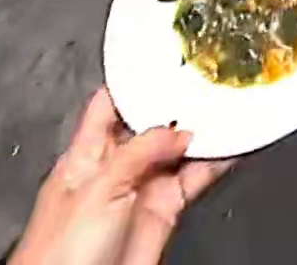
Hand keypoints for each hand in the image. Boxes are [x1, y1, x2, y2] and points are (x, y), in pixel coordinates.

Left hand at [10, 88, 232, 264]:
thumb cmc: (58, 258)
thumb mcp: (98, 188)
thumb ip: (142, 150)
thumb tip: (183, 130)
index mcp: (88, 153)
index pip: (111, 101)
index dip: (135, 77)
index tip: (164, 52)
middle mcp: (117, 165)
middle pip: (155, 118)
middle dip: (181, 99)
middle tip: (211, 73)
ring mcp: (143, 186)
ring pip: (181, 145)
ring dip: (206, 127)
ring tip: (233, 100)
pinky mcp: (165, 208)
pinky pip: (198, 175)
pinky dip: (221, 158)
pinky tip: (238, 142)